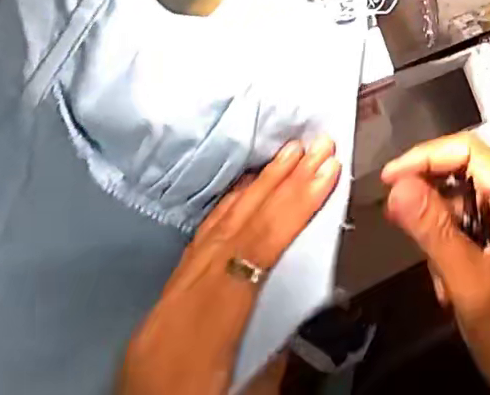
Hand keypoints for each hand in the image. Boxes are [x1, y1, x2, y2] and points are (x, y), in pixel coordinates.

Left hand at [121, 137, 340, 394]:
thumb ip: (278, 346)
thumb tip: (304, 293)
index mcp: (199, 336)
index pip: (253, 254)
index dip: (294, 207)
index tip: (329, 169)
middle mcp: (174, 311)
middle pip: (235, 232)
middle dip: (282, 183)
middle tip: (318, 144)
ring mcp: (163, 305)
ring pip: (215, 231)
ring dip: (259, 186)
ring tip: (290, 151)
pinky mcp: (161, 305)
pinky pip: (198, 244)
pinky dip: (228, 208)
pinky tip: (246, 187)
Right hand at [382, 133, 489, 394]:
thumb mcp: (471, 285)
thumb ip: (433, 232)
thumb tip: (397, 187)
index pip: (469, 150)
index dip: (426, 156)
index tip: (388, 178)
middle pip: (464, 170)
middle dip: (429, 195)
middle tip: (397, 218)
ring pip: (461, 200)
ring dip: (439, 229)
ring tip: (437, 273)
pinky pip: (466, 225)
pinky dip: (449, 246)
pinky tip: (448, 282)